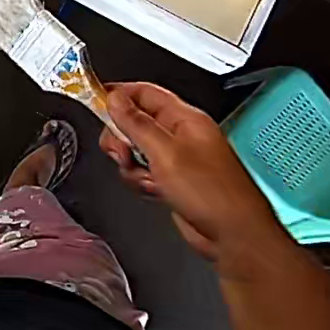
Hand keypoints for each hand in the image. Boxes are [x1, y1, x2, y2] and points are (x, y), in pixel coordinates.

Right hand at [101, 82, 285, 275]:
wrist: (233, 236)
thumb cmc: (215, 195)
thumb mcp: (166, 152)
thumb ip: (136, 123)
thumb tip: (115, 99)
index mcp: (185, 118)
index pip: (144, 93)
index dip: (118, 95)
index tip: (96, 102)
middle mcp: (180, 135)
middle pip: (134, 122)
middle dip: (121, 138)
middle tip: (122, 152)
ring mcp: (176, 159)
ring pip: (134, 150)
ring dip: (131, 165)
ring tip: (146, 176)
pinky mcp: (171, 180)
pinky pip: (142, 172)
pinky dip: (141, 181)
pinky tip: (154, 190)